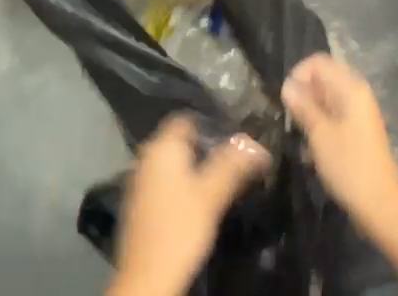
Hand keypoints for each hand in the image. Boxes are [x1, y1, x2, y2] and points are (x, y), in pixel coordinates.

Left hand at [110, 113, 268, 295]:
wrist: (147, 278)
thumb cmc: (180, 228)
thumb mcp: (212, 194)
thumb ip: (234, 165)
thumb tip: (258, 143)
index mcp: (161, 148)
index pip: (186, 118)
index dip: (211, 123)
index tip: (235, 134)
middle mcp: (146, 157)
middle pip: (180, 141)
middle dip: (207, 146)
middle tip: (235, 157)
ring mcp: (139, 181)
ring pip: (173, 162)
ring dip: (195, 166)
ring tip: (223, 178)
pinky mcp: (140, 203)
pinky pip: (164, 180)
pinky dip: (182, 183)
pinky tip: (199, 199)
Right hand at [281, 55, 397, 229]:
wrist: (379, 206)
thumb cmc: (348, 165)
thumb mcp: (320, 134)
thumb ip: (303, 106)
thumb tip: (287, 85)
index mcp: (351, 88)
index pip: (319, 62)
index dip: (299, 74)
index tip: (285, 98)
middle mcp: (357, 95)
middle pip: (323, 80)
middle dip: (303, 95)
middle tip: (289, 118)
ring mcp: (358, 115)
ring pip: (326, 101)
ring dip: (309, 114)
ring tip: (298, 137)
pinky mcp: (357, 133)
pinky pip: (333, 119)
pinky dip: (319, 129)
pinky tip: (309, 153)